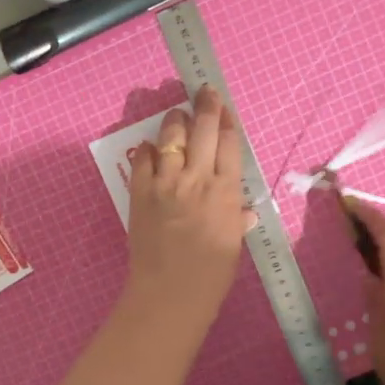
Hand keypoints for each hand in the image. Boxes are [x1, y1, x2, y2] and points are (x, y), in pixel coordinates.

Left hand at [123, 86, 253, 318]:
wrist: (170, 292)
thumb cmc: (210, 276)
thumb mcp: (233, 246)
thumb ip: (236, 221)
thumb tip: (244, 212)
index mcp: (227, 192)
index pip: (229, 144)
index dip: (227, 121)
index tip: (225, 107)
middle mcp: (198, 178)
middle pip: (203, 130)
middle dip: (205, 106)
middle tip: (204, 91)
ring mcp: (166, 183)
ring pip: (171, 137)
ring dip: (175, 121)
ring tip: (176, 114)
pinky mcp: (140, 193)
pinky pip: (142, 160)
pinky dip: (145, 149)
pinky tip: (148, 146)